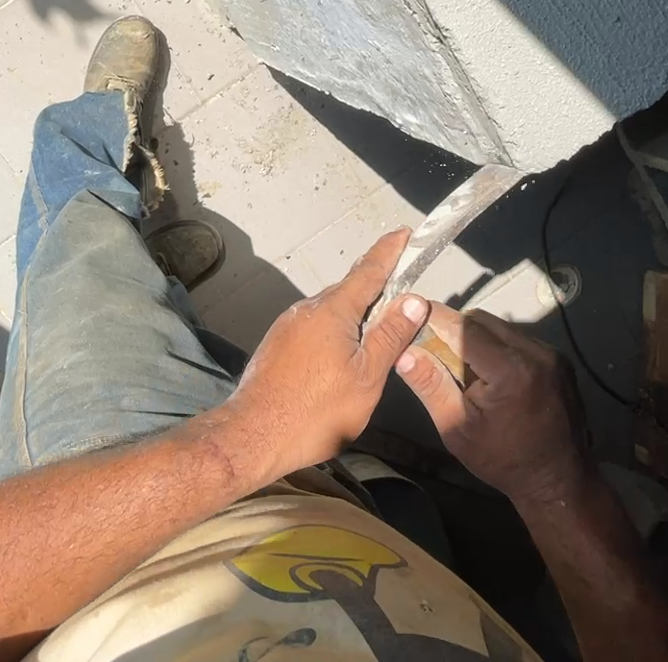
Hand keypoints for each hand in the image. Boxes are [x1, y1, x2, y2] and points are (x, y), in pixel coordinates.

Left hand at [220, 229, 429, 483]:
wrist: (253, 434)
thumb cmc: (316, 410)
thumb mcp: (366, 376)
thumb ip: (390, 336)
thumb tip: (414, 299)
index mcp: (332, 310)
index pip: (368, 271)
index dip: (389, 252)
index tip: (403, 233)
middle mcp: (307, 308)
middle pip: (349, 292)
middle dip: (376, 291)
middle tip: (403, 301)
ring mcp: (288, 325)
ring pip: (331, 312)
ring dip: (354, 317)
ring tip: (375, 339)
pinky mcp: (277, 344)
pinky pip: (315, 327)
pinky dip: (335, 332)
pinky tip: (341, 359)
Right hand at [394, 303, 592, 506]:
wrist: (559, 484)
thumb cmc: (503, 460)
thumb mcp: (457, 428)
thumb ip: (430, 385)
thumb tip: (402, 352)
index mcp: (511, 370)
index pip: (463, 327)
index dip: (436, 318)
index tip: (412, 313)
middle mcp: (536, 353)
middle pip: (482, 321)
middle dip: (454, 327)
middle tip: (432, 344)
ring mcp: (552, 355)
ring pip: (500, 327)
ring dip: (476, 336)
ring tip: (459, 362)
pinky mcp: (559, 360)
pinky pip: (517, 339)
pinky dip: (496, 345)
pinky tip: (487, 371)